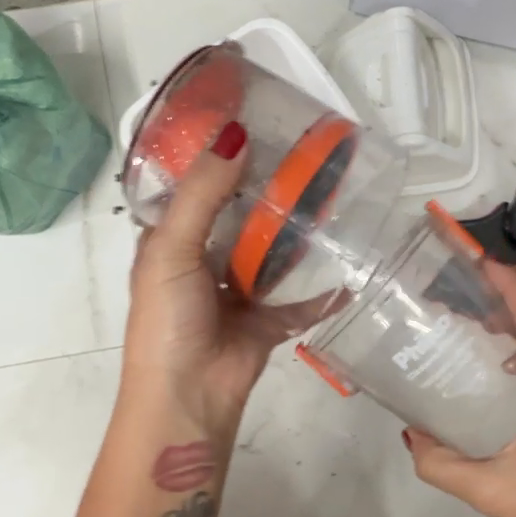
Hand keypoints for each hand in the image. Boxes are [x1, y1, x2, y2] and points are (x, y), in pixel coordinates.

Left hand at [120, 123, 306, 438]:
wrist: (187, 395)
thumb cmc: (168, 319)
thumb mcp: (172, 249)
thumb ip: (203, 194)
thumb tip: (236, 133)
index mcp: (169, 243)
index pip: (192, 190)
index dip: (215, 159)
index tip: (250, 121)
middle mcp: (201, 264)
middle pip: (236, 219)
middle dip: (263, 192)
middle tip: (303, 153)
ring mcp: (235, 296)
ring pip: (268, 257)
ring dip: (293, 235)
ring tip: (329, 196)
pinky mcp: (265, 324)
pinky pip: (299, 305)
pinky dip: (322, 296)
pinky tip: (348, 276)